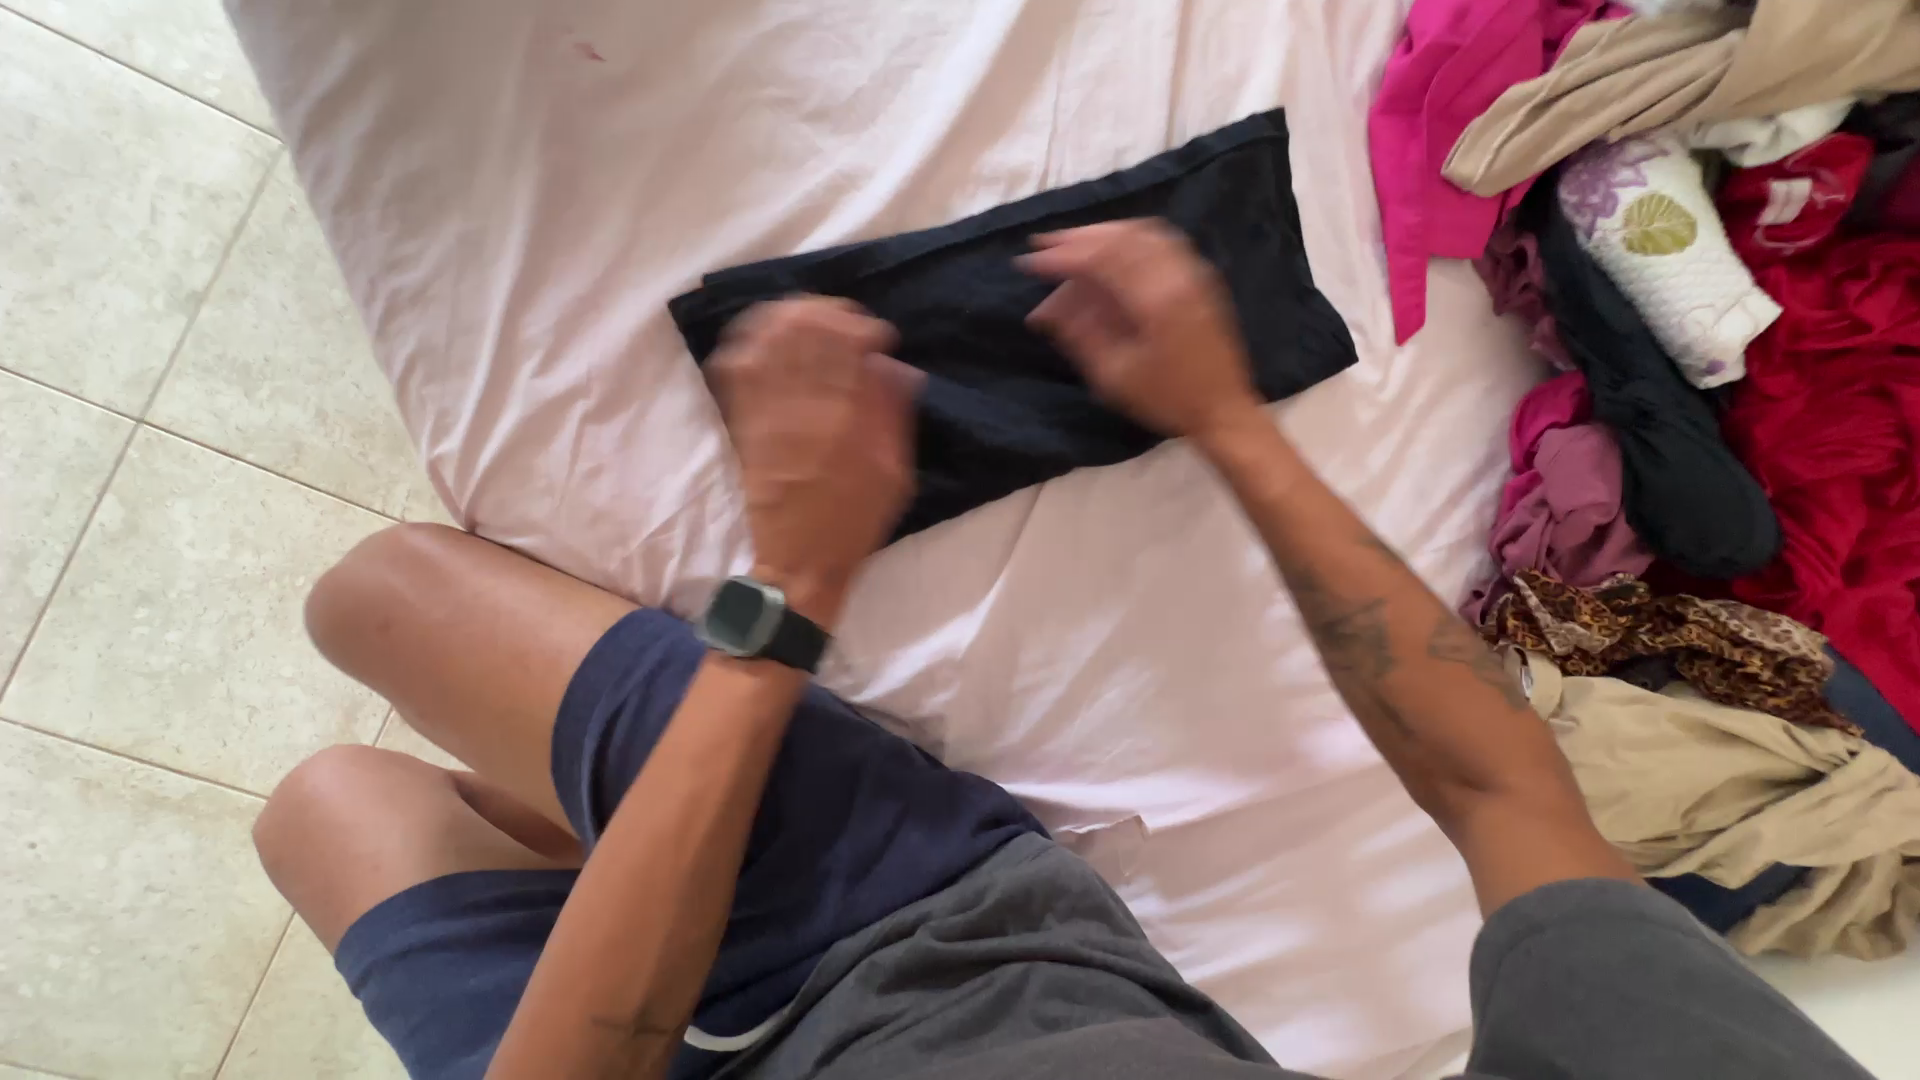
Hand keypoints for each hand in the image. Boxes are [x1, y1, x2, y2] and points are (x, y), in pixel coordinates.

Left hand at [707, 297, 920, 625]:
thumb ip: (893, 416)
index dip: (862, 327)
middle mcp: (803, 409)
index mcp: (846, 421)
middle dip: (826, 313)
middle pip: (804, 333)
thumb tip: (894, 367)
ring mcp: (768, 415)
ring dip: (787, 318)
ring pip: (768, 343)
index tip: (879, 336)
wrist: (799, 563)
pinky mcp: (744, 426)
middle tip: (843, 320)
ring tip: (808, 317)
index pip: (848, 347)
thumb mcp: (894, 474)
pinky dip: (749, 343)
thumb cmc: (855, 522)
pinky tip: (765, 333)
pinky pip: (737, 372)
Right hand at [1020, 219, 1262, 440]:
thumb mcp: (1115, 376)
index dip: (1060, 257)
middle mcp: (1176, 275)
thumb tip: (1046, 307)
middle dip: (1077, 238)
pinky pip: (1162, 241)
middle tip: (1042, 245)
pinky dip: (1130, 237)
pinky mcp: (1200, 278)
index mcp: (1154, 300)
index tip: (1029, 263)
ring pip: (1142, 232)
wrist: (1223, 409)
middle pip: (1121, 236)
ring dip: (1103, 233)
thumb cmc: (1166, 400)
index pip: (1099, 260)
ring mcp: (1193, 272)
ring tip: (1072, 244)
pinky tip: (1112, 250)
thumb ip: (1081, 334)